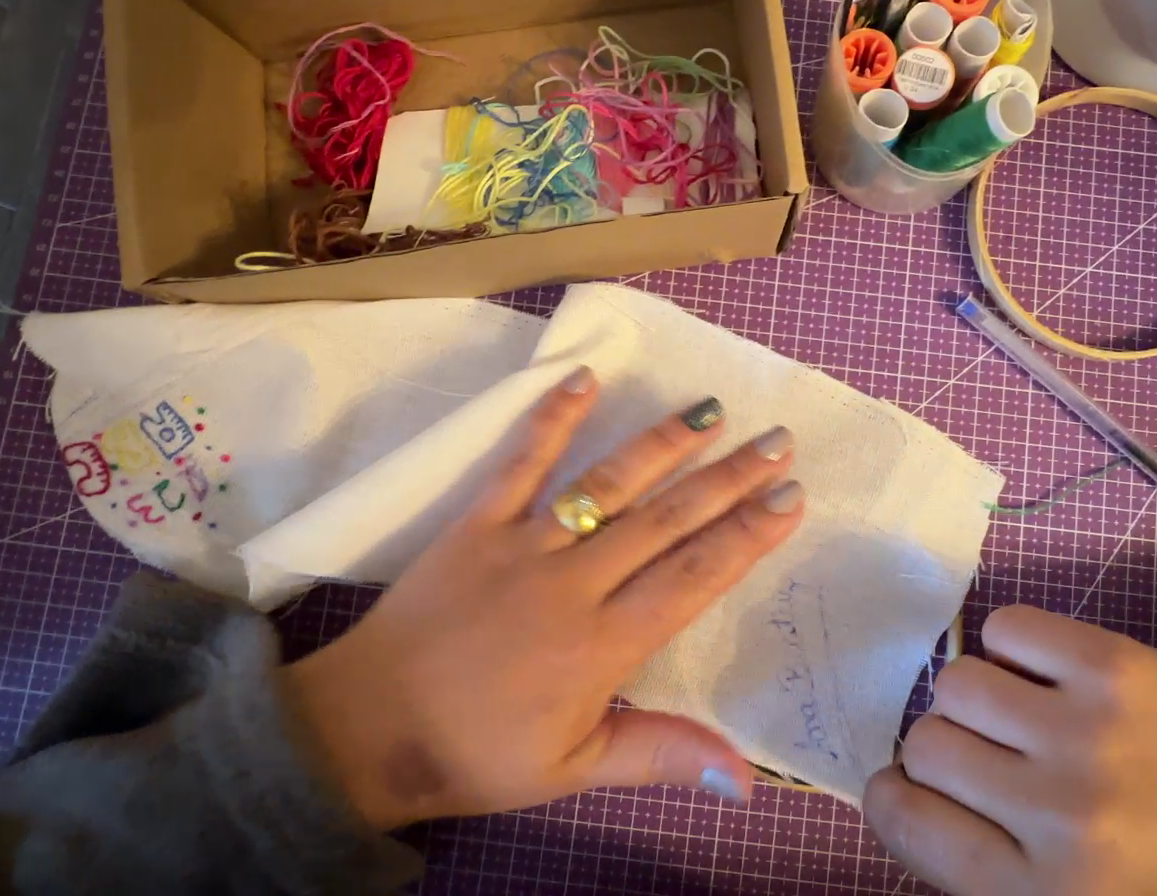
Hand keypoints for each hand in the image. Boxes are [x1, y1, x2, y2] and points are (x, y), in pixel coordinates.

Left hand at [287, 368, 805, 827]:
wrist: (366, 728)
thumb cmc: (476, 753)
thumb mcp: (573, 772)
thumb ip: (660, 755)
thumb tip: (747, 778)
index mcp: (603, 645)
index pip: (693, 577)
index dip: (747, 536)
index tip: (790, 497)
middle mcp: (574, 583)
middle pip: (666, 521)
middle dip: (729, 480)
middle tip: (776, 442)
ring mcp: (525, 544)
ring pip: (608, 485)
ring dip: (664, 444)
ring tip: (711, 411)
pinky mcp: (479, 520)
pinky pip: (520, 461)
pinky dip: (553, 418)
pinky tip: (585, 378)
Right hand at [864, 604, 1156, 895]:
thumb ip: (982, 872)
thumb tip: (902, 795)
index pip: (901, 817)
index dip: (894, 796)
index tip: (915, 790)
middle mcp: (1056, 815)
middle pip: (925, 742)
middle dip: (945, 748)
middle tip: (989, 758)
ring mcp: (1087, 732)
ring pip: (956, 680)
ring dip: (976, 696)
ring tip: (1020, 711)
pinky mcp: (1116, 665)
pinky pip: (1006, 625)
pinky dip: (1010, 645)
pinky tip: (1044, 672)